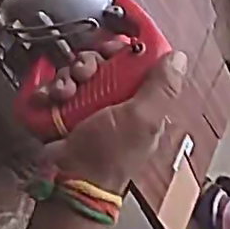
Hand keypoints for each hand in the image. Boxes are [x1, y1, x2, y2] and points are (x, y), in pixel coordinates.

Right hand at [45, 50, 186, 193]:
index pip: (132, 59)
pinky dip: (50, 89)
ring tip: (65, 94)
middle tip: (84, 75)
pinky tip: (52, 99)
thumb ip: (160, 88)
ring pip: (75, 71)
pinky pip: (55, 86)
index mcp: (140, 100)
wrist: (68, 179)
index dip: (120, 49)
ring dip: (67, 78)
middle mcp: (114, 99)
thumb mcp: (141, 120)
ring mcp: (86, 104)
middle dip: (89, 63)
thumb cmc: (109, 155)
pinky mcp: (63, 110)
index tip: (110, 51)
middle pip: (100, 60)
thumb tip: (179, 57)